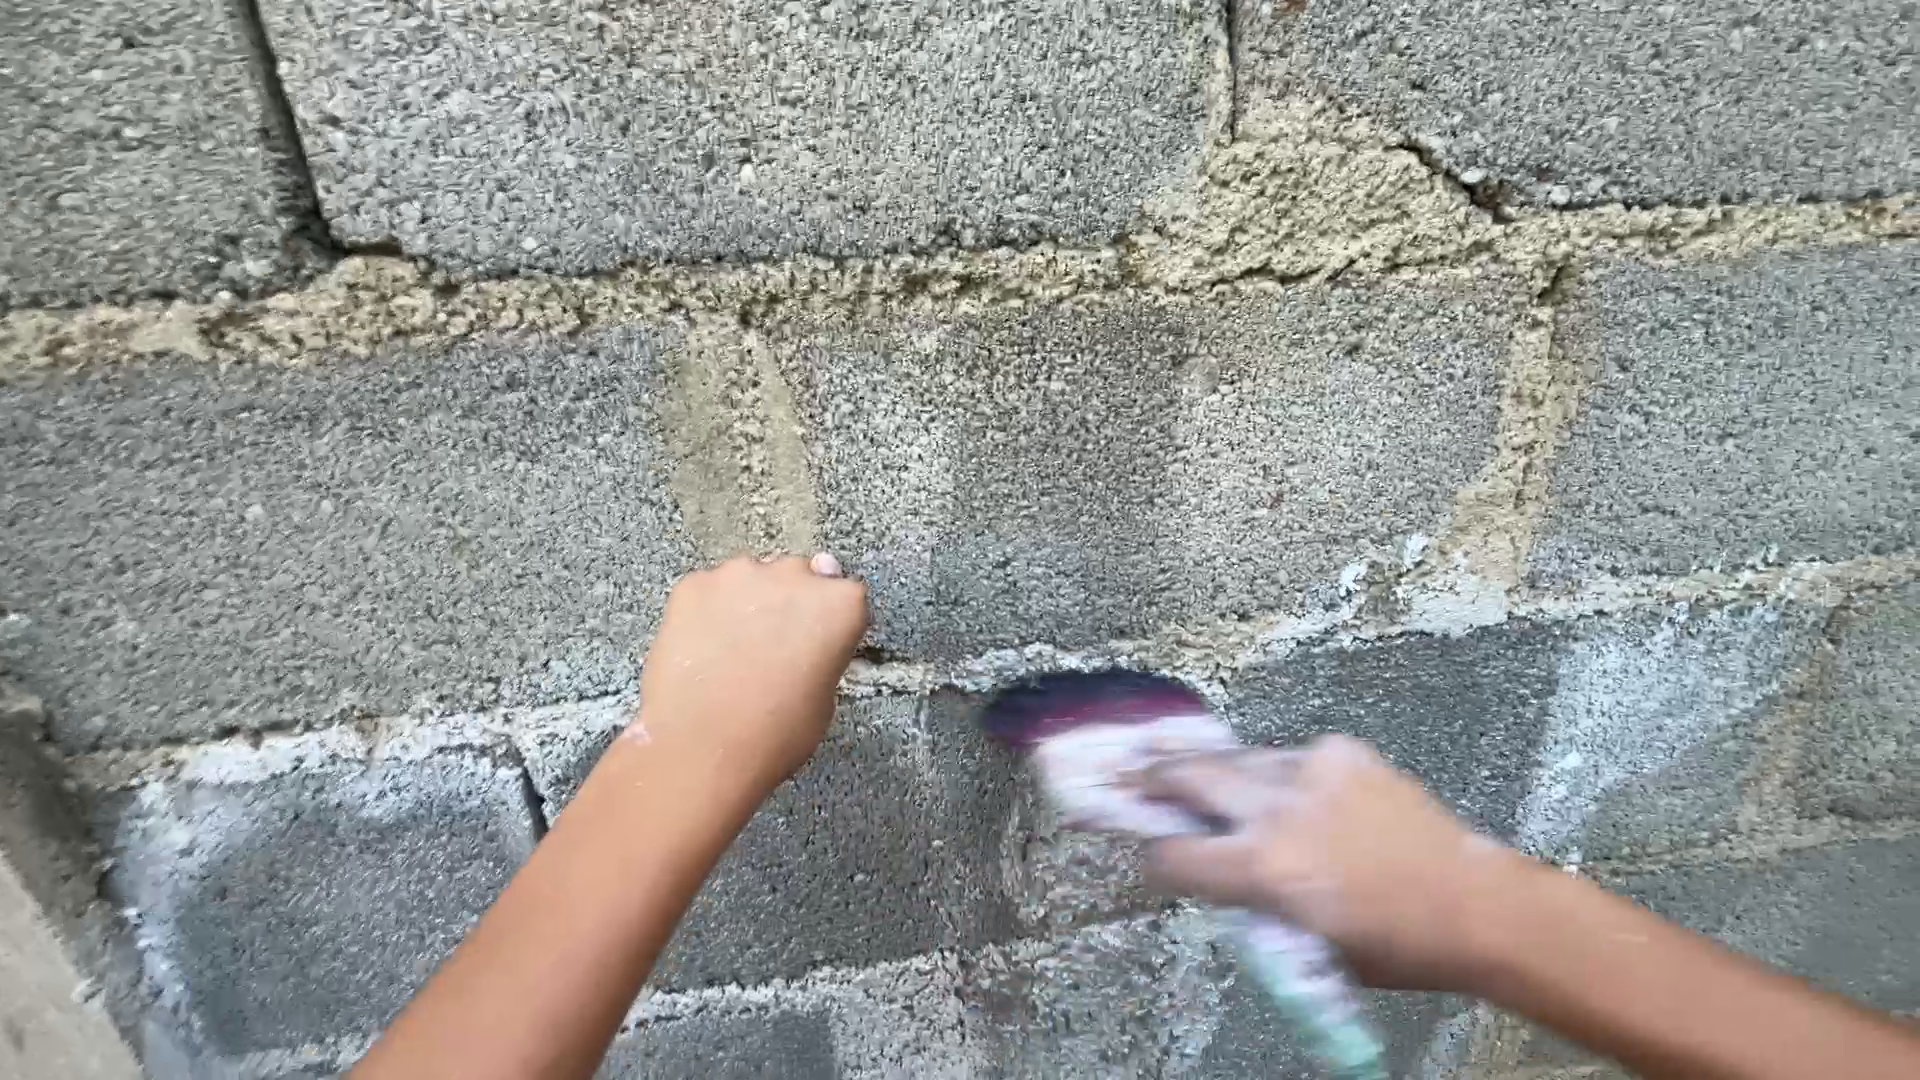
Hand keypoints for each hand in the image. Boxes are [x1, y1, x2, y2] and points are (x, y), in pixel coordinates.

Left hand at [637, 553, 867, 792]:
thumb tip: (807, 636)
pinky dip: (708, 610)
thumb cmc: (775, 732)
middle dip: (790, 601)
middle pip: (798, 575)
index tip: (816, 641)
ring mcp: (741, 575)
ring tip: (733, 650)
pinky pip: (709, 589)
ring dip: (749, 601)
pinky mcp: (695, 584)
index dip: (829, 620)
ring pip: (751, 577)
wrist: (702, 748)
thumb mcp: (825, 694)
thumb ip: (824, 648)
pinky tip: (703, 649)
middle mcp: (795, 575)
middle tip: (773, 646)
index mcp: (840, 603)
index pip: (845, 593)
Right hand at [1134, 734, 1536, 990]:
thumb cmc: (1393, 945)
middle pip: (1187, 777)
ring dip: (1207, 767)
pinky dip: (1272, 771)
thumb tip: (1208, 868)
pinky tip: (1282, 788)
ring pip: (1232, 757)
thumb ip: (1249, 899)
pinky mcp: (1337, 750)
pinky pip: (1284, 755)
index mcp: (1266, 870)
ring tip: (1182, 762)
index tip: (1148, 856)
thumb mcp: (1305, 943)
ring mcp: (1308, 770)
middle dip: (1150, 778)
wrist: (1479, 905)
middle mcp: (1277, 811)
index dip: (1153, 858)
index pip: (1176, 855)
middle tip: (1127, 773)